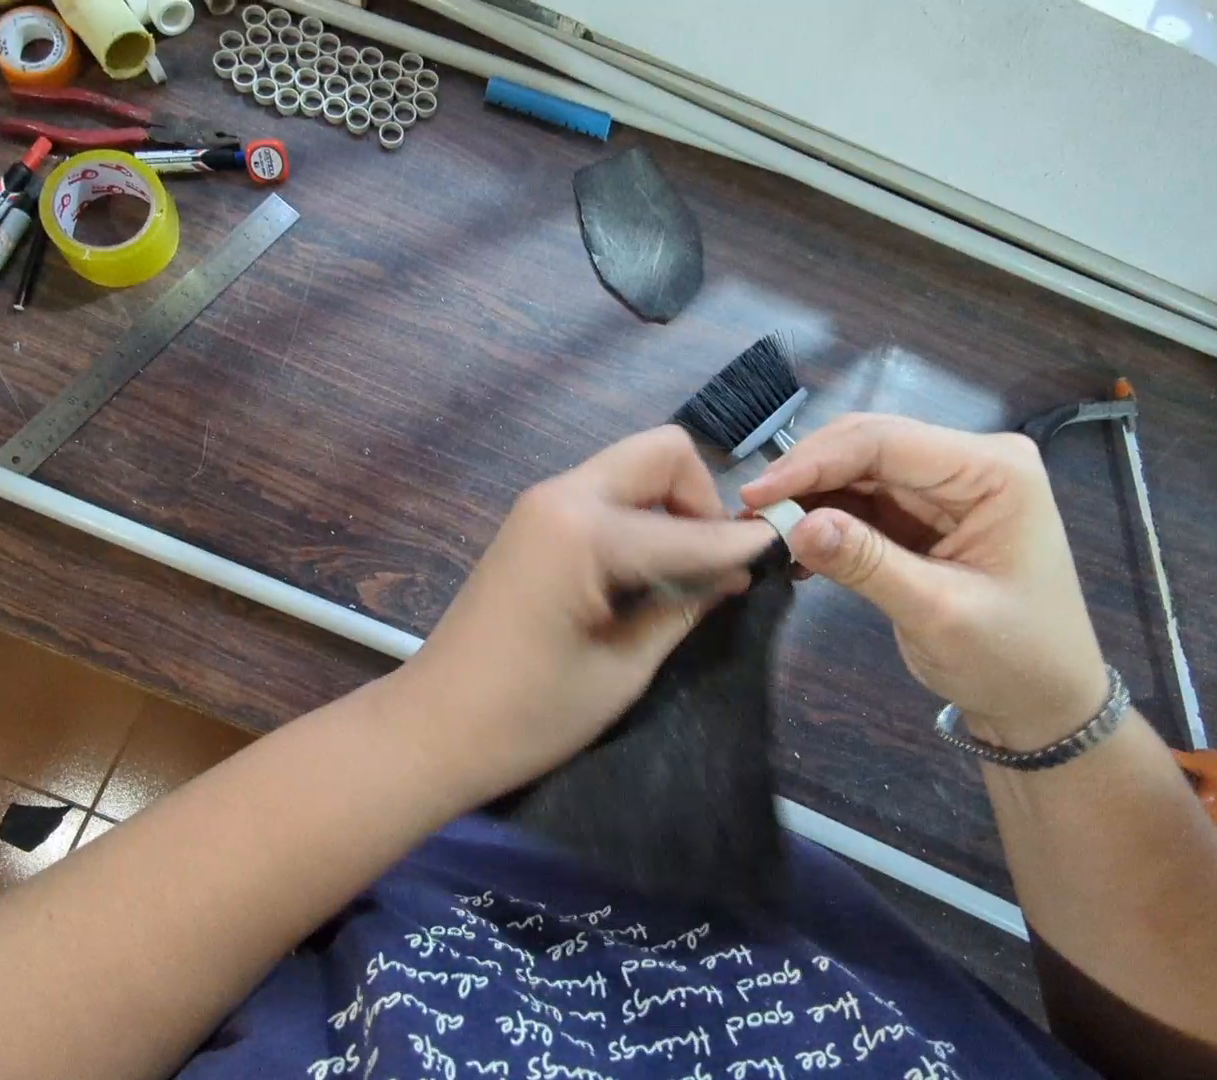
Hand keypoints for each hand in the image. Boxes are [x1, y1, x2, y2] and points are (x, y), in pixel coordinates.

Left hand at [397, 426, 778, 800]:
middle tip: (716, 565)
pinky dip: (637, 519)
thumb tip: (735, 569)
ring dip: (669, 507)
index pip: (690, 527)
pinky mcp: (530, 524)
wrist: (434, 728)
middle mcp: (562, 495)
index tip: (782, 555)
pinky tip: (647, 571)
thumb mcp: (624, 667)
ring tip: (688, 572)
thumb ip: (684, 604)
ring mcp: (540, 505)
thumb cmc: (530, 714)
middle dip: (701, 501)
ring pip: (630, 471)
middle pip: (660, 454)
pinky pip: (601, 497)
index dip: (742, 545)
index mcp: (586, 529)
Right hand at [740, 414, 1108, 748]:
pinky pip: (857, 502)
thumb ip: (866, 563)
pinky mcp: (918, 515)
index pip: (885, 441)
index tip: (756, 496)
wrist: (1042, 702)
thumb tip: (795, 526)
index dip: (813, 462)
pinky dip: (821, 520)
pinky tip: (793, 547)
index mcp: (992, 471)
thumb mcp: (937, 612)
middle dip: (804, 475)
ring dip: (806, 498)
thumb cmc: (1011, 658)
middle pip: (865, 446)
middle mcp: (966, 465)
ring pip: (853, 472)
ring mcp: (941, 489)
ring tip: (762, 530)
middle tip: (749, 512)